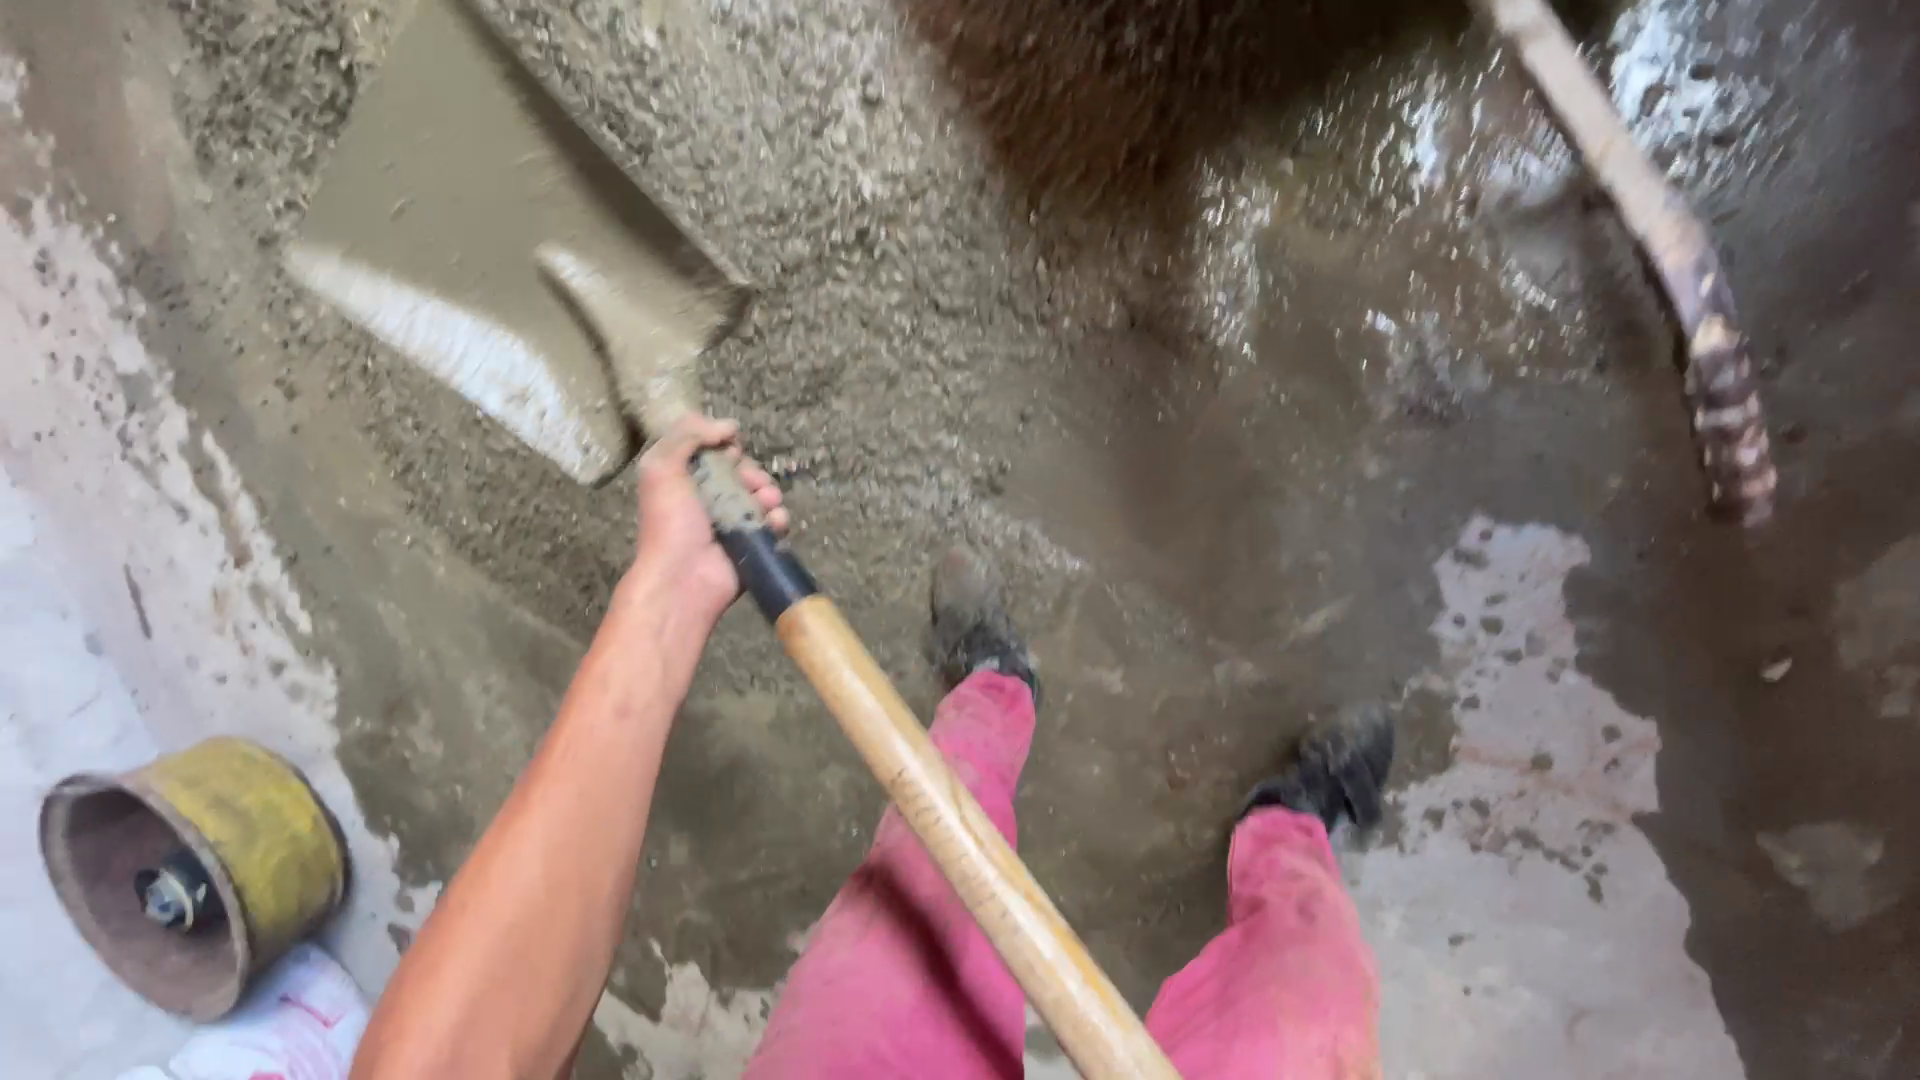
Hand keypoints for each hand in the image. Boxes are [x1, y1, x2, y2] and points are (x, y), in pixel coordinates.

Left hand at [620, 414, 789, 638]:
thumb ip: (688, 435)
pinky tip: (774, 522)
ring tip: (765, 503)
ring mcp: (735, 523)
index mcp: (688, 479)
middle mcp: (712, 499)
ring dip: (770, 494)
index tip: (729, 452)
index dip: (728, 448)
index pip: (717, 453)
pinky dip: (779, 520)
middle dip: (753, 473)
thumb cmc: (668, 521)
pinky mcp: (754, 544)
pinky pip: (776, 524)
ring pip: (765, 496)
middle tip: (749, 482)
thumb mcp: (662, 467)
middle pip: (746, 473)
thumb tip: (730, 425)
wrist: (683, 577)